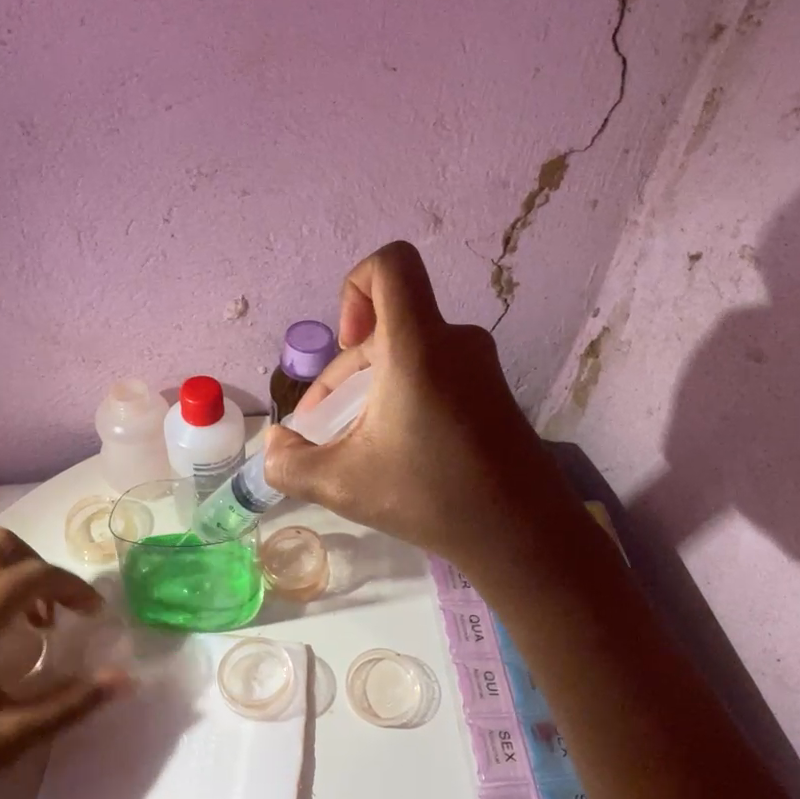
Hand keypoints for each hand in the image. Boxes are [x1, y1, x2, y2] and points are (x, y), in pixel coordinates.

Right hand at [263, 241, 571, 567]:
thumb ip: (289, 461)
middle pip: (388, 323)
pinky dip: (406, 396)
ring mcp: (480, 366)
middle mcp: (454, 341)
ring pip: (410, 351)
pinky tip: (398, 451)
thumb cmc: (431, 497)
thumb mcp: (342, 484)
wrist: (523, 535)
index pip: (391, 263)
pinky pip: (436, 371)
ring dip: (373, 387)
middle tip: (328, 428)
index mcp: (418, 345)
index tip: (346, 344)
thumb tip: (275, 442)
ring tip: (358, 444)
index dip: (355, 286)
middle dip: (346, 369)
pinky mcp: (493, 391)